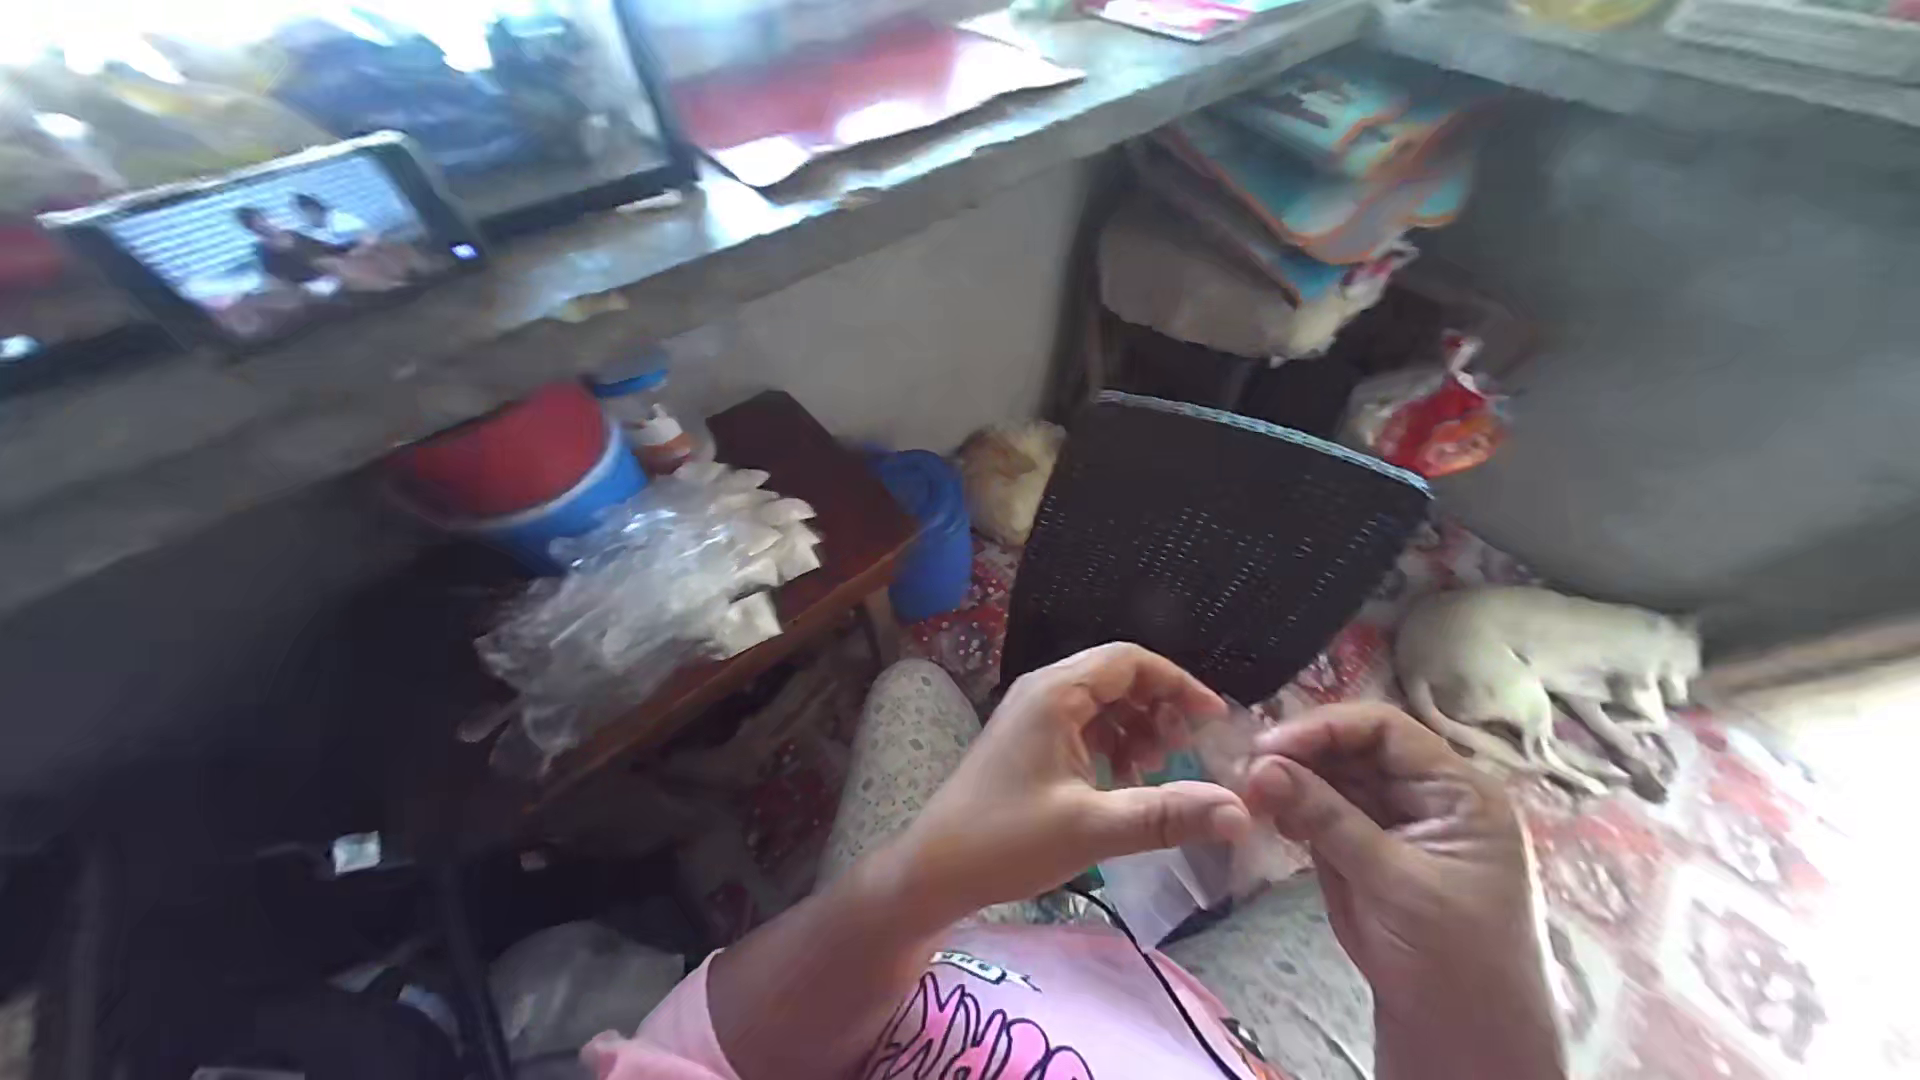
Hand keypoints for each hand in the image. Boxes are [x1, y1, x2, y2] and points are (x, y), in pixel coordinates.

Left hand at [892, 643, 1252, 921]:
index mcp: (1055, 692)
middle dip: (1158, 707)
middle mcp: (1044, 690)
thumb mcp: (1092, 828)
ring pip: (1102, 702)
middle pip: (1117, 676)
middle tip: (1181, 752)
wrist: (935, 867)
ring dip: (1136, 727)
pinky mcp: (1030, 739)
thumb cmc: (1007, 839)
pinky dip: (1112, 744)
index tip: (1213, 720)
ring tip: (1152, 771)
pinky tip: (1124, 783)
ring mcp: (1034, 714)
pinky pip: (1084, 725)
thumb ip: (1166, 815)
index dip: (1177, 683)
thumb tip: (1240, 813)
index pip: (1129, 659)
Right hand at [1245, 703, 1564, 1079]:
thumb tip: (1260, 766)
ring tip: (1253, 796)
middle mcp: (1421, 790)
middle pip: (1348, 744)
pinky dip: (1287, 803)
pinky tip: (1273, 819)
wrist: (1455, 1035)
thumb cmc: (1452, 959)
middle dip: (1297, 753)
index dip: (1325, 727)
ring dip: (1286, 777)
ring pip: (1325, 770)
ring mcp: (1387, 813)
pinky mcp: (1356, 835)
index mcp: (1455, 791)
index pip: (1384, 729)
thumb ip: (1326, 817)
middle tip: (1247, 771)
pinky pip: (1313, 801)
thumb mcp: (1392, 882)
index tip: (1270, 745)